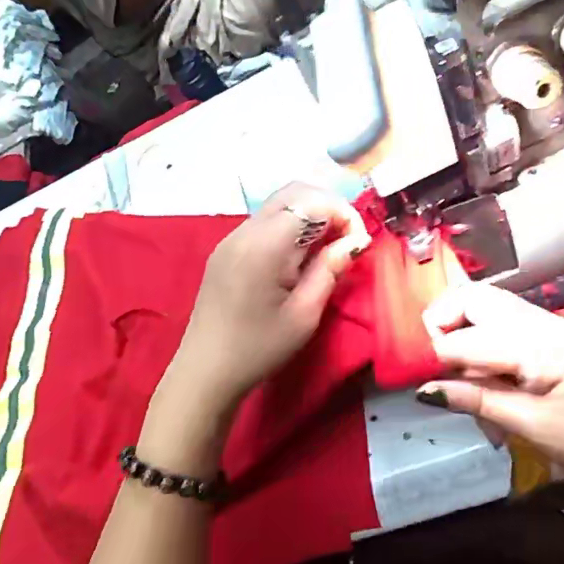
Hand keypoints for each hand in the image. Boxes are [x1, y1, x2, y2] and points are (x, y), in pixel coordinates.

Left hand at [162, 183, 367, 414]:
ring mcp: (230, 238)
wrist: (206, 370)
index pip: (312, 202)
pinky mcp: (224, 250)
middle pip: (293, 192)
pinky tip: (296, 258)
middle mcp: (244, 232)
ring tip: (324, 251)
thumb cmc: (259, 349)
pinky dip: (287, 228)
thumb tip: (355, 240)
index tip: (358, 244)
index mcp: (264, 245)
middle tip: (345, 242)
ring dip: (307, 216)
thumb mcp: (304, 315)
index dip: (343, 214)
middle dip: (327, 207)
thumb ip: (330, 269)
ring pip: (277, 205)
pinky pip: (262, 223)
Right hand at [415, 284, 563, 501]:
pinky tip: (478, 375)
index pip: (469, 336)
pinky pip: (501, 326)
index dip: (435, 354)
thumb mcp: (534, 427)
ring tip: (452, 371)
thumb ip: (477, 401)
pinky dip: (478, 341)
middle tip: (430, 362)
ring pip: (486, 308)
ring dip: (459, 331)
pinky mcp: (549, 340)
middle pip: (475, 298)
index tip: (414, 376)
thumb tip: (424, 391)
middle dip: (442, 322)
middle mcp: (543, 323)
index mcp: (542, 343)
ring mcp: (548, 328)